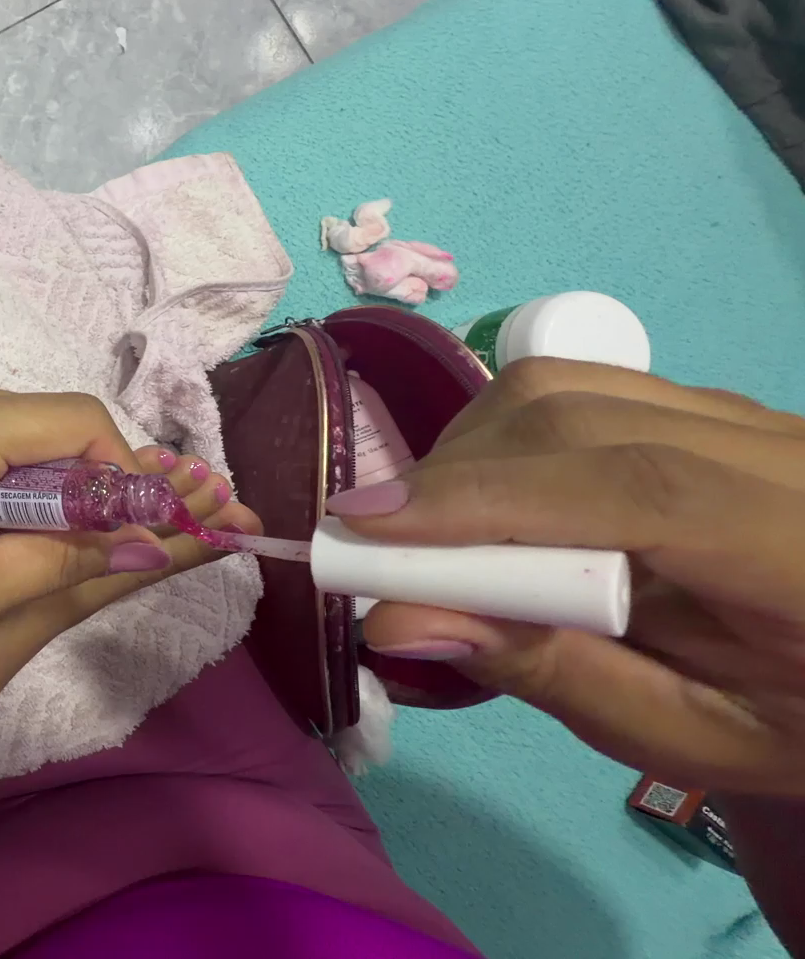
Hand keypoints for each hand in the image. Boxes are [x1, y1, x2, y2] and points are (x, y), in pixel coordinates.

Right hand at [339, 358, 804, 795]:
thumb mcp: (684, 735)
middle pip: (573, 420)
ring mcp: (750, 416)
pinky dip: (490, 435)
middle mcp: (793, 459)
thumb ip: (547, 672)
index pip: (638, 489)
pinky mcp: (700, 403)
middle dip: (448, 477)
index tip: (362, 523)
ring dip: (460, 451)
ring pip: (556, 388)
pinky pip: (565, 388)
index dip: (483, 497)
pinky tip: (483, 490)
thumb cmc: (792, 720)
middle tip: (374, 539)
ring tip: (432, 522)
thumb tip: (392, 620)